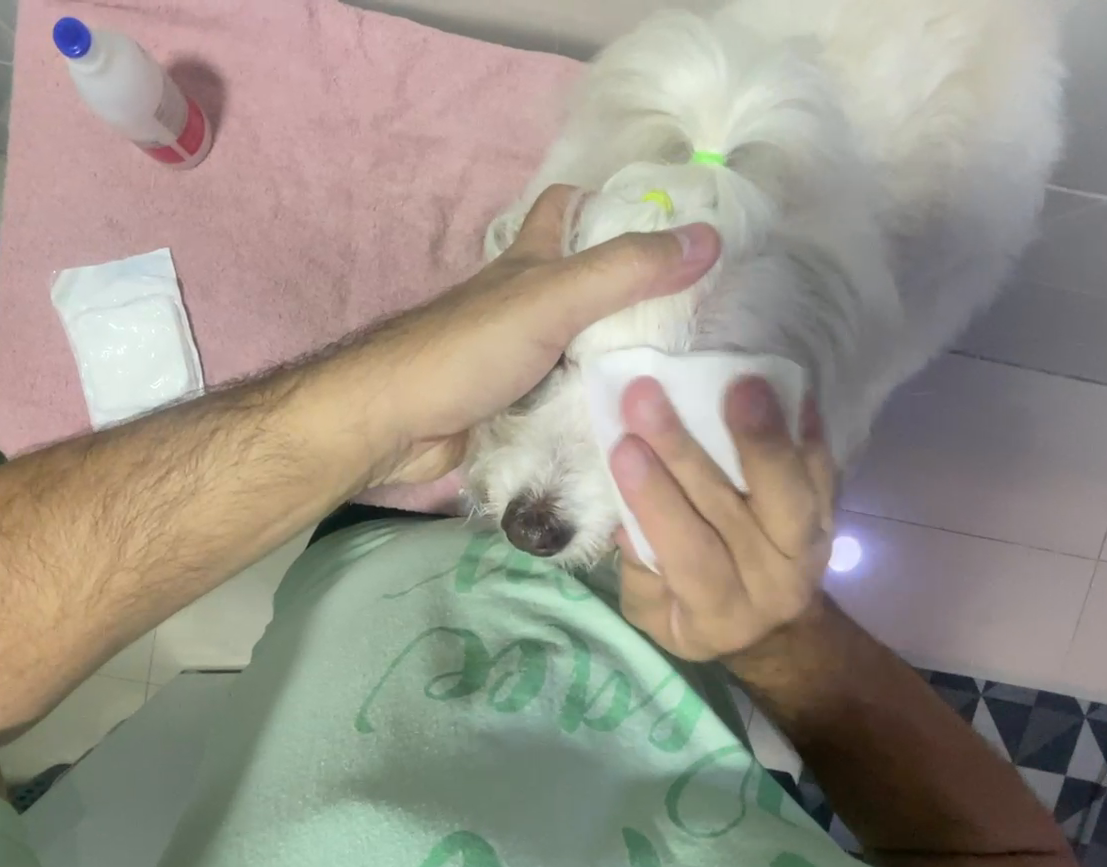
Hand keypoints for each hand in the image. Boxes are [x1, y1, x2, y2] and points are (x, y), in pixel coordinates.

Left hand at [330, 184, 720, 486]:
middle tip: (696, 317)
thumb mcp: (552, 298)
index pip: (566, 207)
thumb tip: (709, 238)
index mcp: (529, 264)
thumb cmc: (468, 349)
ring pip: (579, 348)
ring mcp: (517, 360)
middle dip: (632, 295)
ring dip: (619, 359)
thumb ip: (624, 271)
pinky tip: (634, 419)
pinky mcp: (513, 407)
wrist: (397, 424)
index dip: (608, 202)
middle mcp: (523, 306)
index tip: (669, 226)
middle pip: (585, 286)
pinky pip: (566, 399)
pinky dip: (594, 404)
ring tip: (684, 374)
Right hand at [610, 376, 836, 661]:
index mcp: (718, 614)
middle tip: (647, 398)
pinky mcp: (832, 520)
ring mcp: (809, 550)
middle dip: (685, 452)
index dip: (655, 501)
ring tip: (740, 384)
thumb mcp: (652, 614)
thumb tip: (629, 518)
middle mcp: (771, 585)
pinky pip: (825, 474)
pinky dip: (807, 432)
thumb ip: (640, 572)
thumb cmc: (693, 615)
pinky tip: (787, 389)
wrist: (772, 630)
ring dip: (763, 437)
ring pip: (790, 494)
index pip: (688, 553)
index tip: (622, 447)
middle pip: (733, 514)